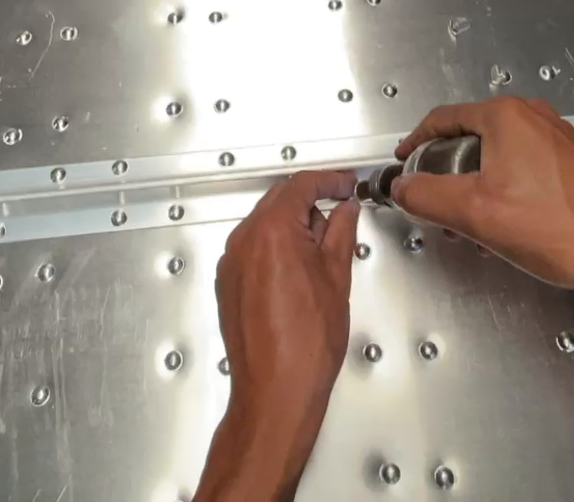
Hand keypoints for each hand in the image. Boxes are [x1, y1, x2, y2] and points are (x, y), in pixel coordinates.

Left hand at [196, 170, 360, 501]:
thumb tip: (345, 210)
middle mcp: (244, 240)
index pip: (301, 185)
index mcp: (272, 231)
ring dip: (294, 223)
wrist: (275, 392)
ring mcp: (232, 262)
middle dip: (311, 199)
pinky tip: (299, 266)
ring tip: (323, 246)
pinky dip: (276, 245)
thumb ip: (341, 232)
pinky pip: (253, 247)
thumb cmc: (305, 345)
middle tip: (340, 207)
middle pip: (280, 199)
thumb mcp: (337, 276)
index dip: (329, 180)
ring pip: (266, 222)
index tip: (345, 184)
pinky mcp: (228, 282)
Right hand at [392, 97, 573, 291]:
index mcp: (506, 116)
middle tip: (438, 204)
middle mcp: (533, 117)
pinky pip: (525, 167)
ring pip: (498, 155)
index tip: (404, 162)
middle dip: (448, 172)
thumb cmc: (557, 228)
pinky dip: (506, 188)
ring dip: (477, 185)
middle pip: (471, 136)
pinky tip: (510, 225)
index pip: (442, 118)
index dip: (416, 142)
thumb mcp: (474, 214)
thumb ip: (426, 195)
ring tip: (475, 224)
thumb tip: (401, 185)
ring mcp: (558, 137)